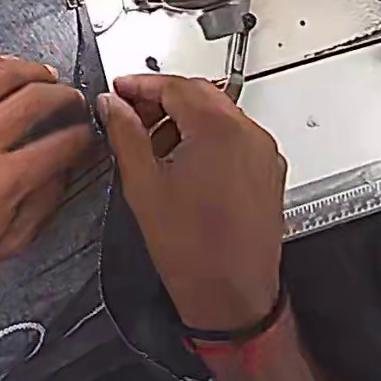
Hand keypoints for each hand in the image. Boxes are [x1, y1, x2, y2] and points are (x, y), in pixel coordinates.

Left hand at [0, 56, 92, 296]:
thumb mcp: (5, 244)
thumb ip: (43, 204)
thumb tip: (65, 170)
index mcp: (2, 181)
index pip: (62, 143)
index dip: (84, 136)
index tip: (88, 135)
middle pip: (38, 98)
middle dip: (67, 96)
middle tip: (74, 101)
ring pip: (1, 74)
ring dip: (33, 70)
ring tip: (46, 76)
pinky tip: (1, 67)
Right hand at [99, 74, 285, 331]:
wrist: (231, 295)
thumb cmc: (194, 250)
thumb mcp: (143, 184)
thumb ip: (125, 134)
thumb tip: (113, 106)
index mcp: (219, 130)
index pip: (176, 86)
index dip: (141, 85)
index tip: (120, 90)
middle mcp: (249, 135)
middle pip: (199, 94)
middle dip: (161, 99)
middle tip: (129, 114)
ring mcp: (263, 153)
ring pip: (217, 115)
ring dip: (183, 118)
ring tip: (151, 144)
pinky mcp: (267, 171)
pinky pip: (234, 137)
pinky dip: (205, 137)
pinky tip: (180, 161)